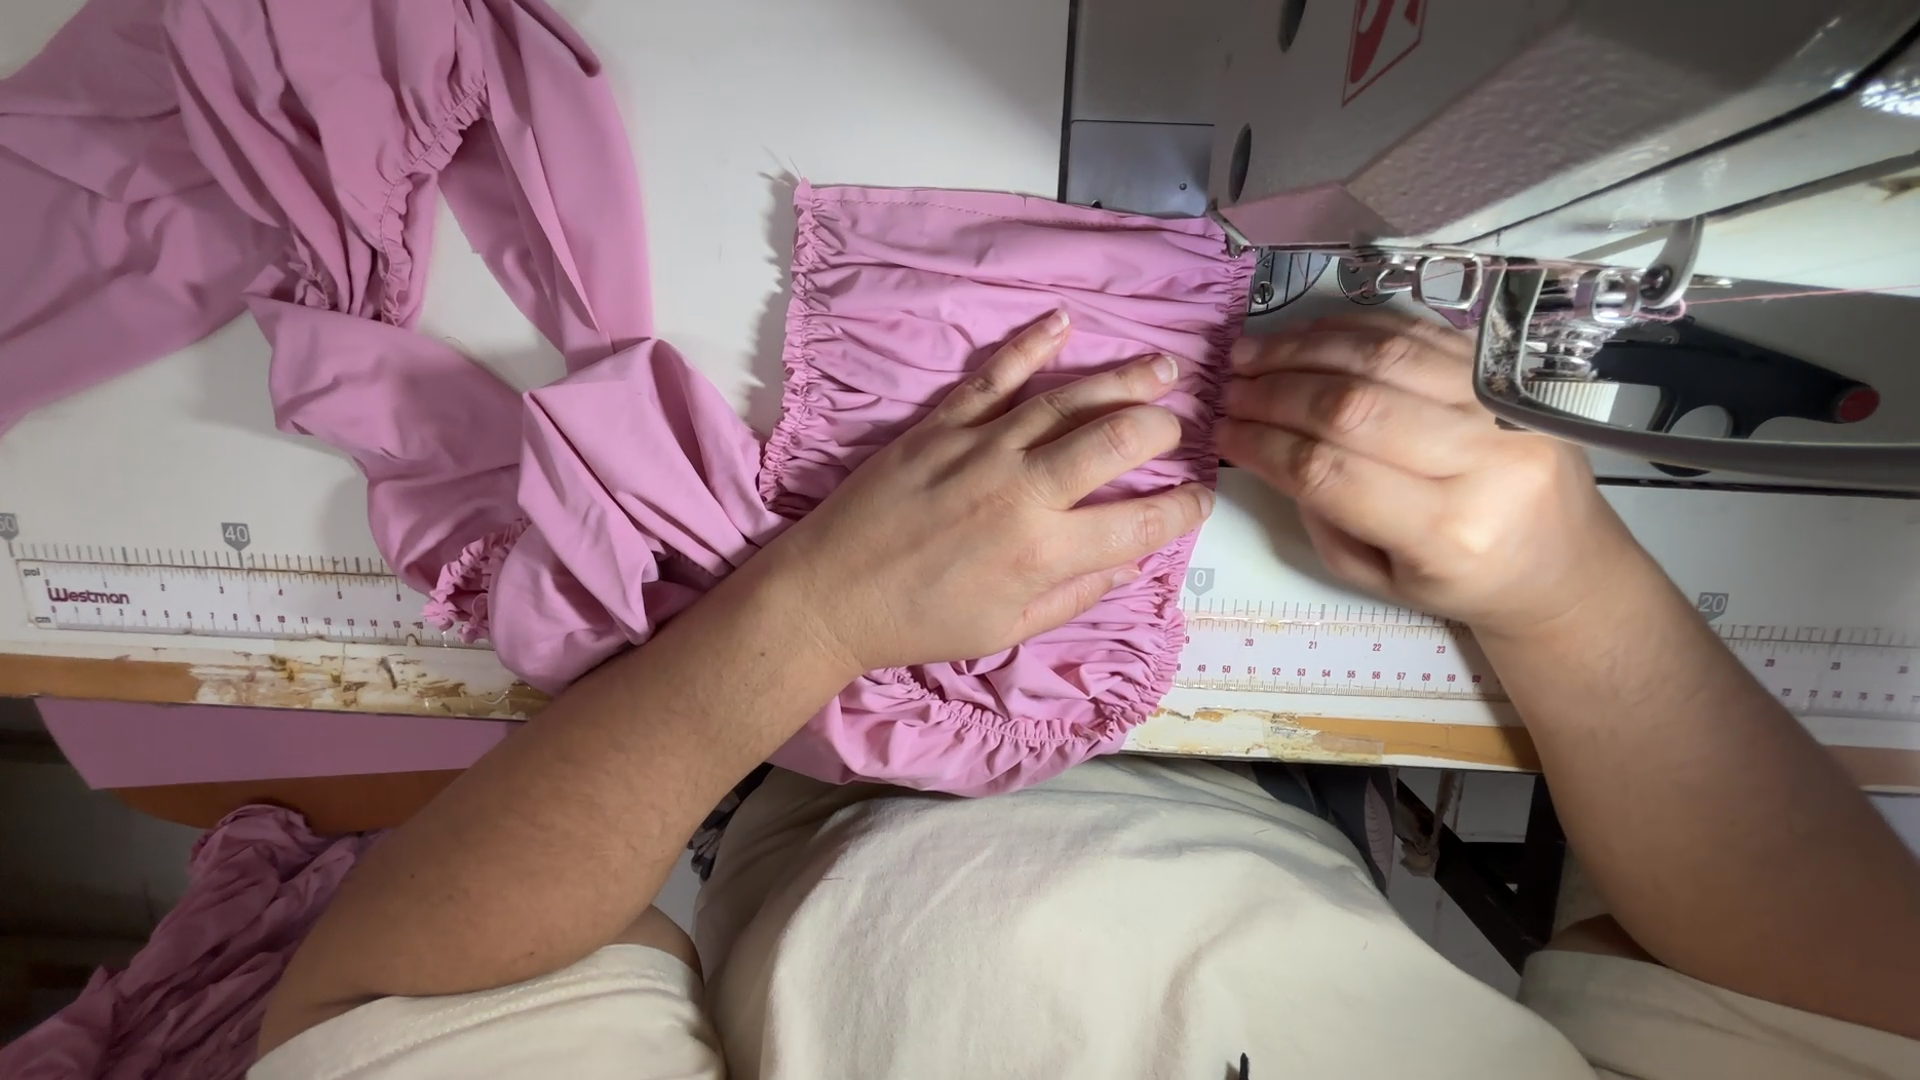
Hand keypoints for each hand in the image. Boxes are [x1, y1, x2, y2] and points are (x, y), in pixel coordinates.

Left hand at [758, 311, 1214, 672]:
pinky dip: (1030, 346)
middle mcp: (1022, 491)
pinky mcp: (940, 426)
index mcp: (1043, 552)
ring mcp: (979, 449)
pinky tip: (1064, 323)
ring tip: (1162, 368)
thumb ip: (1075, 595)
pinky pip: (994, 377)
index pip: (1139, 522)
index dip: (1183, 508)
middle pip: (1114, 442)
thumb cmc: (920, 622)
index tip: (1201, 496)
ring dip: (1122, 380)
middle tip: (1180, 426)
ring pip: (1067, 401)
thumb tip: (1130, 564)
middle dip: (1160, 429)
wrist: (831, 594)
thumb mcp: (1007, 630)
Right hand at [1217, 312, 1648, 639]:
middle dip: (1273, 394)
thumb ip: (1319, 513)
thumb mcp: (1374, 576)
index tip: (1221, 433)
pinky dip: (1349, 328)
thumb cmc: (1458, 581)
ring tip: (1249, 353)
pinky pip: (1418, 333)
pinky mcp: (1506, 375)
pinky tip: (1302, 335)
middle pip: (1352, 408)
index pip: (1328, 472)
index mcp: (1446, 531)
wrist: (1562, 563)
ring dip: (1301, 350)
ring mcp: (1502, 407)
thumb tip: (1270, 445)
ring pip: (1382, 359)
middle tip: (1227, 389)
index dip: (1263, 445)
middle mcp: (1483, 460)